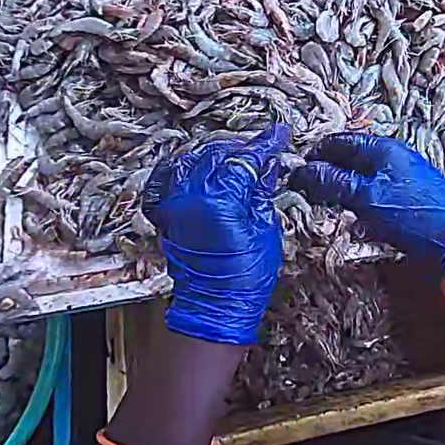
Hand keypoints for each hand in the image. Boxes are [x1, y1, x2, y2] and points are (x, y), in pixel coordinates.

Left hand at [142, 124, 288, 345]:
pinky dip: (182, 169)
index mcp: (220, 199)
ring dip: (213, 155)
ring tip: (233, 159)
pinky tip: (196, 169)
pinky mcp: (165, 214)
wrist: (214, 309)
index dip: (264, 144)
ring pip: (191, 160)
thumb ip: (261, 193)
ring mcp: (174, 203)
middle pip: (216, 154)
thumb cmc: (244, 279)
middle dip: (240, 149)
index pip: (244, 159)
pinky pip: (167, 180)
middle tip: (260, 152)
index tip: (278, 135)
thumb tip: (267, 166)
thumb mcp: (264, 232)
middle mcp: (191, 195)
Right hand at [289, 133, 444, 276]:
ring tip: (320, 207)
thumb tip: (301, 171)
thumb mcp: (368, 197)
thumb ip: (333, 182)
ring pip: (356, 179)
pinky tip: (346, 217)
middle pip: (345, 160)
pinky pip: (368, 194)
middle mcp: (389, 157)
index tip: (293, 173)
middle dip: (324, 175)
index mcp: (381, 148)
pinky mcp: (401, 198)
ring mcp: (397, 178)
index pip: (337, 142)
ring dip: (337, 192)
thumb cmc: (414, 215)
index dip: (314, 155)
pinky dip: (354, 203)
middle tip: (303, 194)